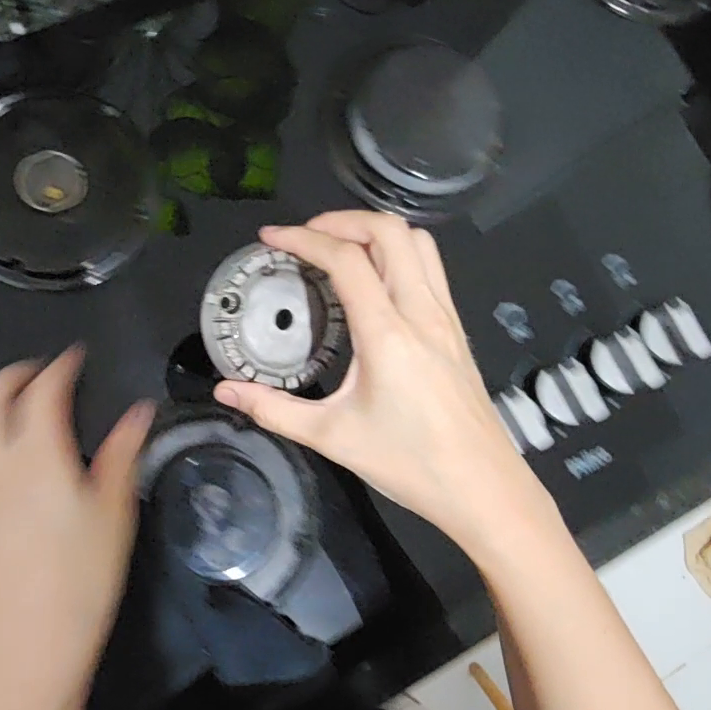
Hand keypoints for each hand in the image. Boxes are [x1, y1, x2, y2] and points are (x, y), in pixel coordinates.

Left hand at [0, 347, 153, 704]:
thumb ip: (122, 456)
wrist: (16, 654)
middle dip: (11, 375)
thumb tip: (138, 413)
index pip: (44, 389)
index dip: (61, 367)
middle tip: (32, 377)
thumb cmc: (78, 587)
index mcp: (36, 454)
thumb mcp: (114, 519)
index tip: (72, 361)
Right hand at [212, 212, 549, 548]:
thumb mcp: (332, 438)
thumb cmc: (409, 464)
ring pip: (418, 243)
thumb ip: (273, 410)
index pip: (346, 259)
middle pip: (390, 231)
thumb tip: (226, 390)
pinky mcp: (457, 329)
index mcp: (388, 333)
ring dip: (376, 232)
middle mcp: (422, 312)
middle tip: (306, 236)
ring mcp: (446, 317)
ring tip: (339, 248)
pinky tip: (375, 281)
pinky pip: (431, 268)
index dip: (303, 238)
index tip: (271, 238)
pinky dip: (398, 253)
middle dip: (342, 220)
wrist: (484, 488)